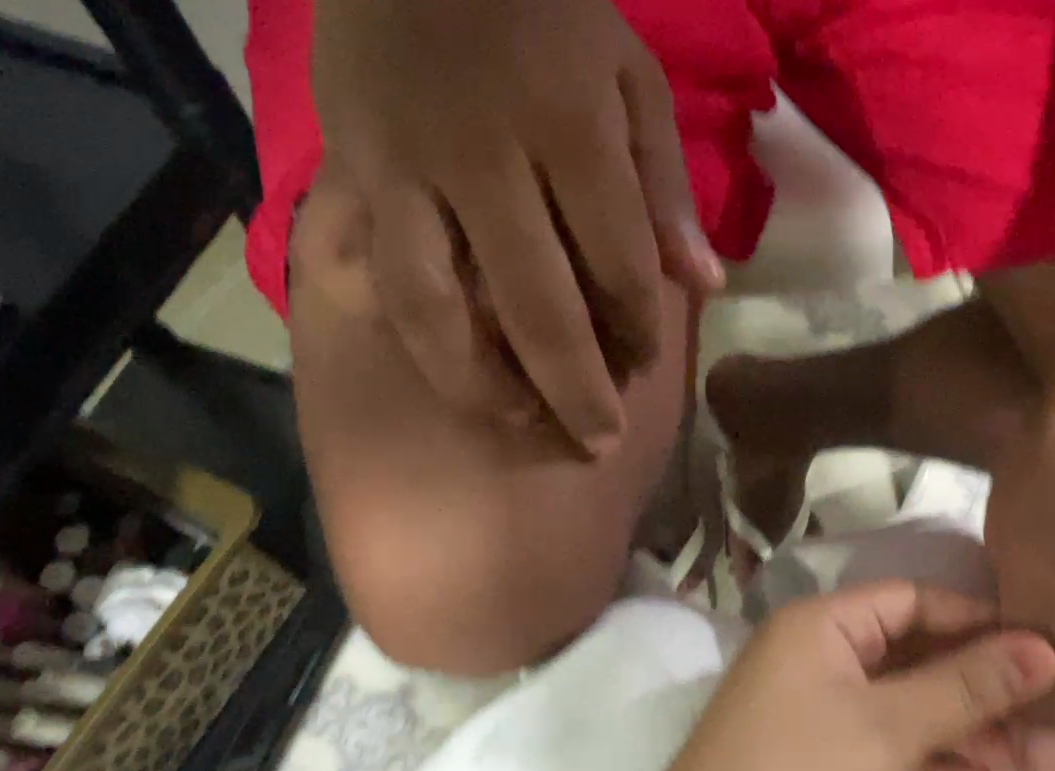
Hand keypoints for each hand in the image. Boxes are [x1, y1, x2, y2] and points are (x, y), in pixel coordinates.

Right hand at [311, 0, 722, 453]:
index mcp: (571, 128)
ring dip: (482, 383)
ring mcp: (407, 169)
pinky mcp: (351, 173)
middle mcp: (486, 160)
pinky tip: (453, 374)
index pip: (619, 264)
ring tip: (519, 421)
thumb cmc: (546, 3)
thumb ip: (665, 184)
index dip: (639, 330)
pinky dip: (421, 338)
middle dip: (576, 388)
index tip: (645, 366)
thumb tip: (702, 285)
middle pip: (538, 308)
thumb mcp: (630, 73)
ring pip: (438, 310)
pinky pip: (385, 278)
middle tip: (598, 442)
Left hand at [643, 581, 1054, 770]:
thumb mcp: (888, 729)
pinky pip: (882, 747)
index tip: (1047, 650)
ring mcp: (814, 711)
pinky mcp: (816, 762)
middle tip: (1052, 720)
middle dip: (982, 690)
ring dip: (963, 731)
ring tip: (1035, 760)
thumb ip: (968, 687)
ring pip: (903, 706)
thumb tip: (1046, 647)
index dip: (981, 620)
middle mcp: (816, 656)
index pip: (914, 599)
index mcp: (821, 624)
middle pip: (914, 656)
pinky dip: (925, 761)